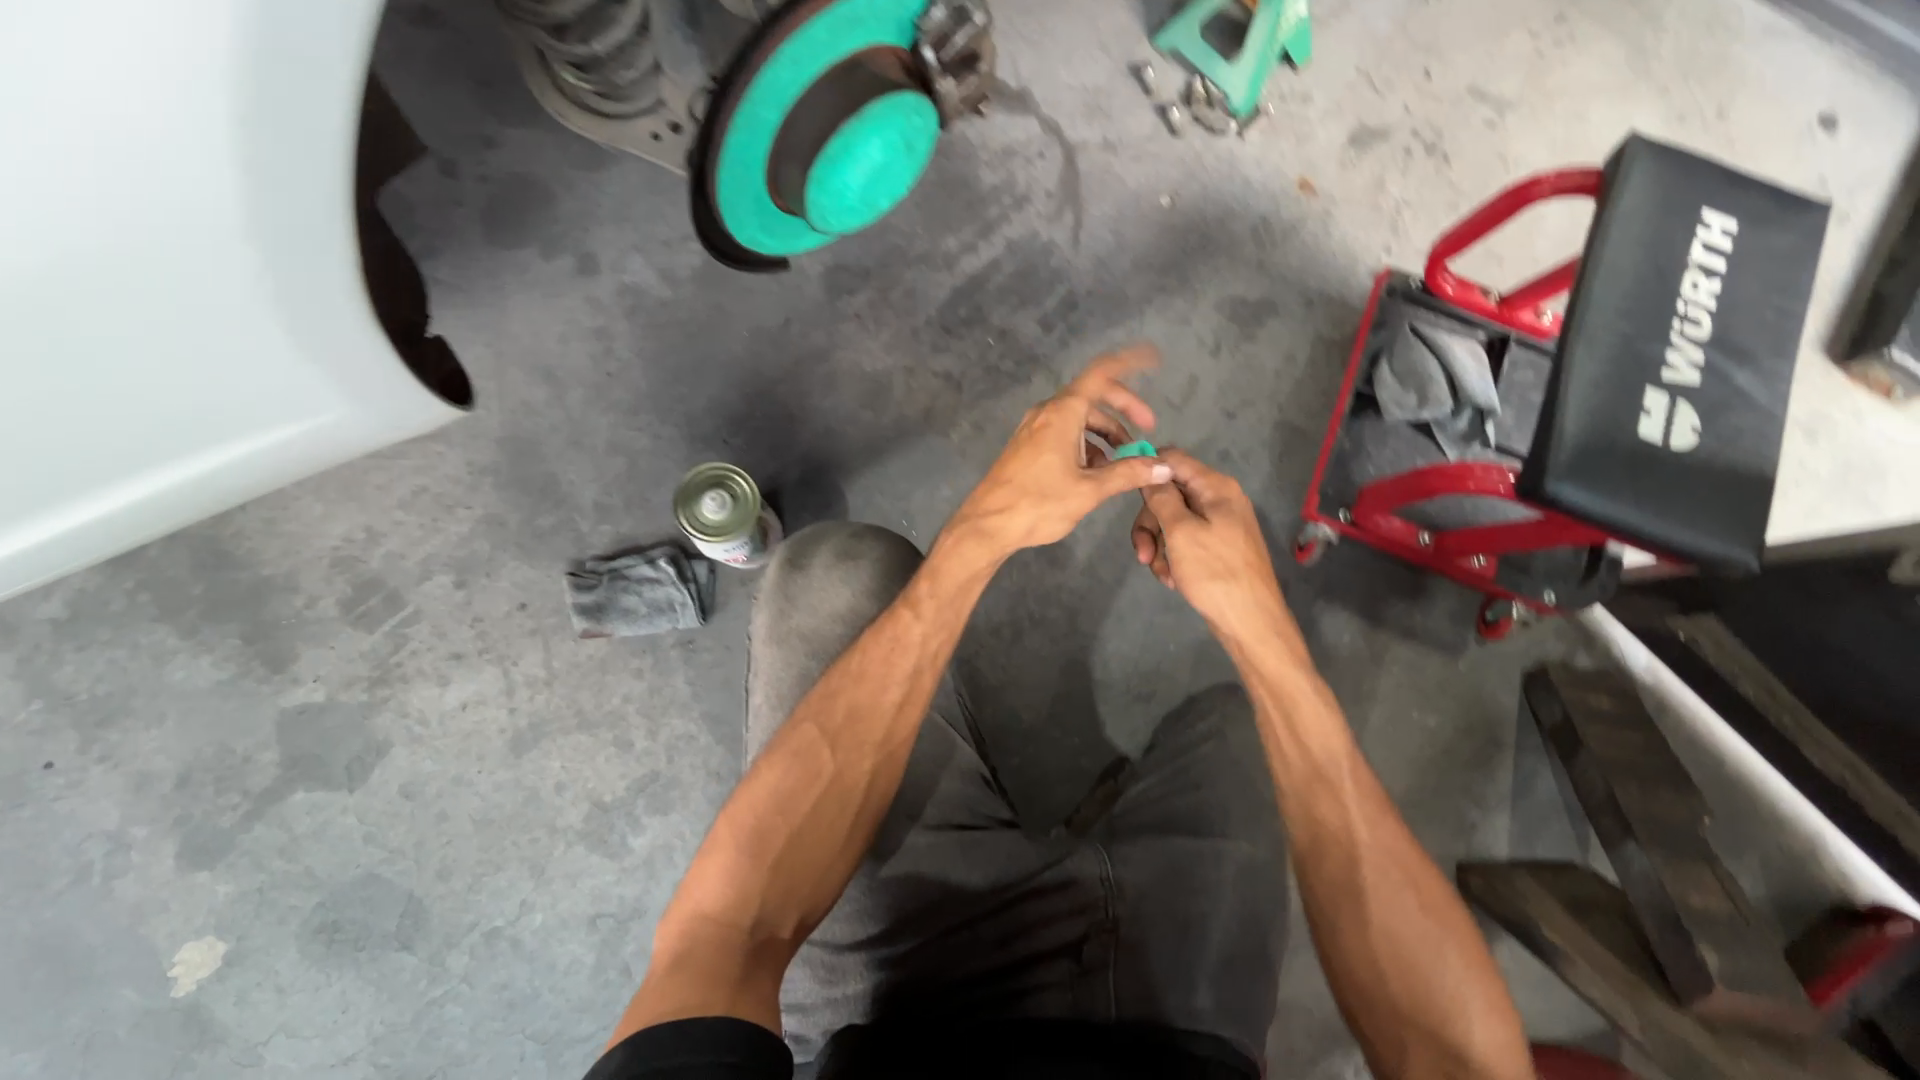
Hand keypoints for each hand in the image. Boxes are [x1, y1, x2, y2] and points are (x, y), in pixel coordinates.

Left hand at [947, 345, 1175, 557]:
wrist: (987, 525)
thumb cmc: (1039, 504)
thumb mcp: (1089, 490)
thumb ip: (1128, 473)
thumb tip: (1163, 466)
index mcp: (1063, 413)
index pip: (1101, 373)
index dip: (1129, 362)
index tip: (1153, 360)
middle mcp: (1047, 412)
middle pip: (1093, 396)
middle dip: (1123, 410)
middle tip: (1148, 430)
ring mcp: (1034, 429)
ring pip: (1078, 418)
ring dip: (1104, 432)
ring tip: (1122, 462)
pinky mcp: (1027, 446)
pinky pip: (1063, 432)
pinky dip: (1085, 443)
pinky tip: (1095, 471)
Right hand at [1131, 449, 1289, 638]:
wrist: (1250, 620)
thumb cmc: (1214, 571)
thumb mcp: (1180, 532)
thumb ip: (1161, 497)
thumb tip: (1150, 469)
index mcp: (1216, 487)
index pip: (1172, 459)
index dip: (1146, 469)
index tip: (1123, 488)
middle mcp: (1220, 499)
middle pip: (1169, 495)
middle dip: (1150, 523)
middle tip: (1142, 554)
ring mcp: (1220, 524)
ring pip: (1173, 522)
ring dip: (1159, 546)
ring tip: (1161, 573)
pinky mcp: (1217, 547)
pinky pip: (1185, 541)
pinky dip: (1173, 558)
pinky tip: (1173, 579)